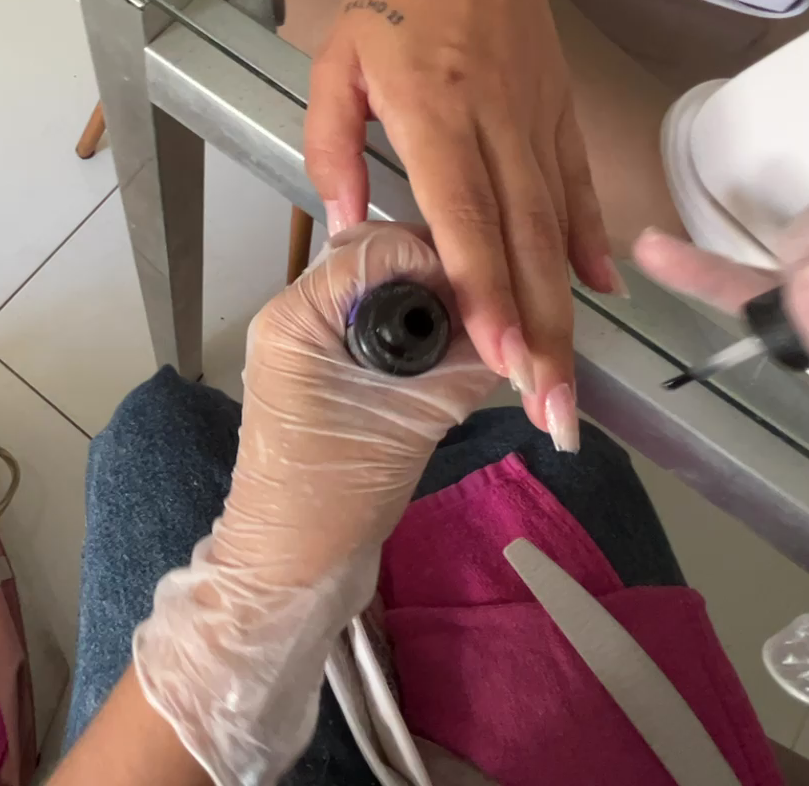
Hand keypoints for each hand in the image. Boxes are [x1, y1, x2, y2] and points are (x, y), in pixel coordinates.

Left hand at [134, 222, 496, 785]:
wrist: (294, 561)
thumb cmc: (339, 497)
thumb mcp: (412, 422)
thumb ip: (463, 362)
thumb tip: (516, 322)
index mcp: (297, 315)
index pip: (377, 247)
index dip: (443, 260)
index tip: (494, 293)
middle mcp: (292, 309)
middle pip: (374, 254)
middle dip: (438, 271)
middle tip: (494, 304)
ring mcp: (304, 332)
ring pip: (376, 281)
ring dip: (429, 294)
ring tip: (482, 324)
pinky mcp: (321, 357)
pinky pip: (371, 313)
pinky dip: (414, 319)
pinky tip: (454, 342)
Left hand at [303, 0, 616, 452]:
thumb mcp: (334, 66)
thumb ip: (331, 148)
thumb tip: (347, 228)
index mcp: (433, 111)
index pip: (464, 216)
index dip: (484, 290)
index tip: (498, 358)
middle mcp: (495, 122)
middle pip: (521, 240)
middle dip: (536, 330)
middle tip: (550, 405)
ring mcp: (535, 118)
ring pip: (554, 226)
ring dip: (563, 306)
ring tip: (567, 374)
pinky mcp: (557, 111)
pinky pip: (575, 184)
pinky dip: (588, 240)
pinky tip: (599, 288)